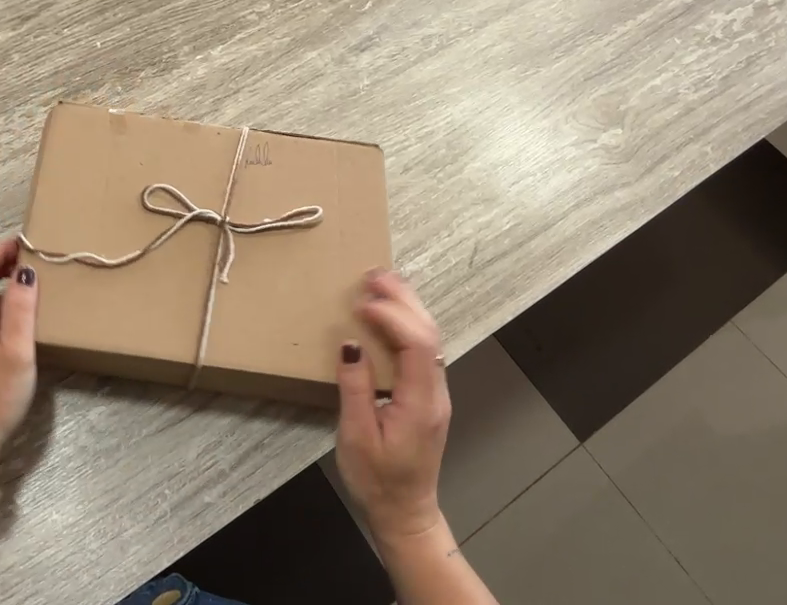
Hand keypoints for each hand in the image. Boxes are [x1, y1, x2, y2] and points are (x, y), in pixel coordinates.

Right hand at [334, 269, 452, 543]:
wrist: (405, 514)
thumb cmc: (377, 480)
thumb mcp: (357, 437)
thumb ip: (356, 388)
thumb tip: (351, 343)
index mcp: (420, 402)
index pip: (417, 345)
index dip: (392, 316)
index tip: (360, 304)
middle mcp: (435, 391)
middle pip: (429, 332)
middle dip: (403, 298)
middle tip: (372, 273)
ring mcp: (435, 391)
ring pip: (429, 336)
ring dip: (406, 304)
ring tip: (380, 280)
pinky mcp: (427, 393)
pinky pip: (422, 346)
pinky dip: (406, 320)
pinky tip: (389, 310)